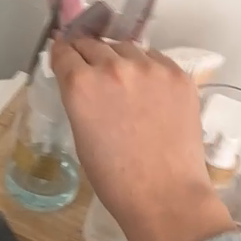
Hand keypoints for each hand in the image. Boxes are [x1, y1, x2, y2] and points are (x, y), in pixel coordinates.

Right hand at [50, 38, 234, 240]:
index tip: (64, 58)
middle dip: (88, 55)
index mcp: (81, 85)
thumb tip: (84, 84)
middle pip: (94, 45)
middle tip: (90, 70)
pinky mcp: (179, 75)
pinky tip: (148, 92)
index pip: (64, 52)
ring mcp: (151, 68)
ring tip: (123, 83)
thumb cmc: (115, 178)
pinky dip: (148, 69)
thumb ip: (80, 101)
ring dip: (119, 59)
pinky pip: (156, 60)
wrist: (164, 195)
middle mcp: (114, 67)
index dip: (62, 54)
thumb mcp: (81, 136)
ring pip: (126, 49)